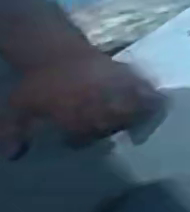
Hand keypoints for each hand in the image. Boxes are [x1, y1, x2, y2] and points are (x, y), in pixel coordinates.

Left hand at [2, 52, 162, 153]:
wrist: (57, 55)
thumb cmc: (38, 83)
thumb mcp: (18, 109)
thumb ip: (16, 132)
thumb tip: (14, 156)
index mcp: (71, 113)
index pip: (84, 134)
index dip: (81, 141)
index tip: (77, 141)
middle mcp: (98, 103)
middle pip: (113, 124)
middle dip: (111, 130)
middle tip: (105, 131)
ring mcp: (117, 90)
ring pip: (136, 111)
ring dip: (136, 118)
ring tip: (134, 122)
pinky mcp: (132, 79)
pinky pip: (149, 93)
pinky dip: (153, 101)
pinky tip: (153, 105)